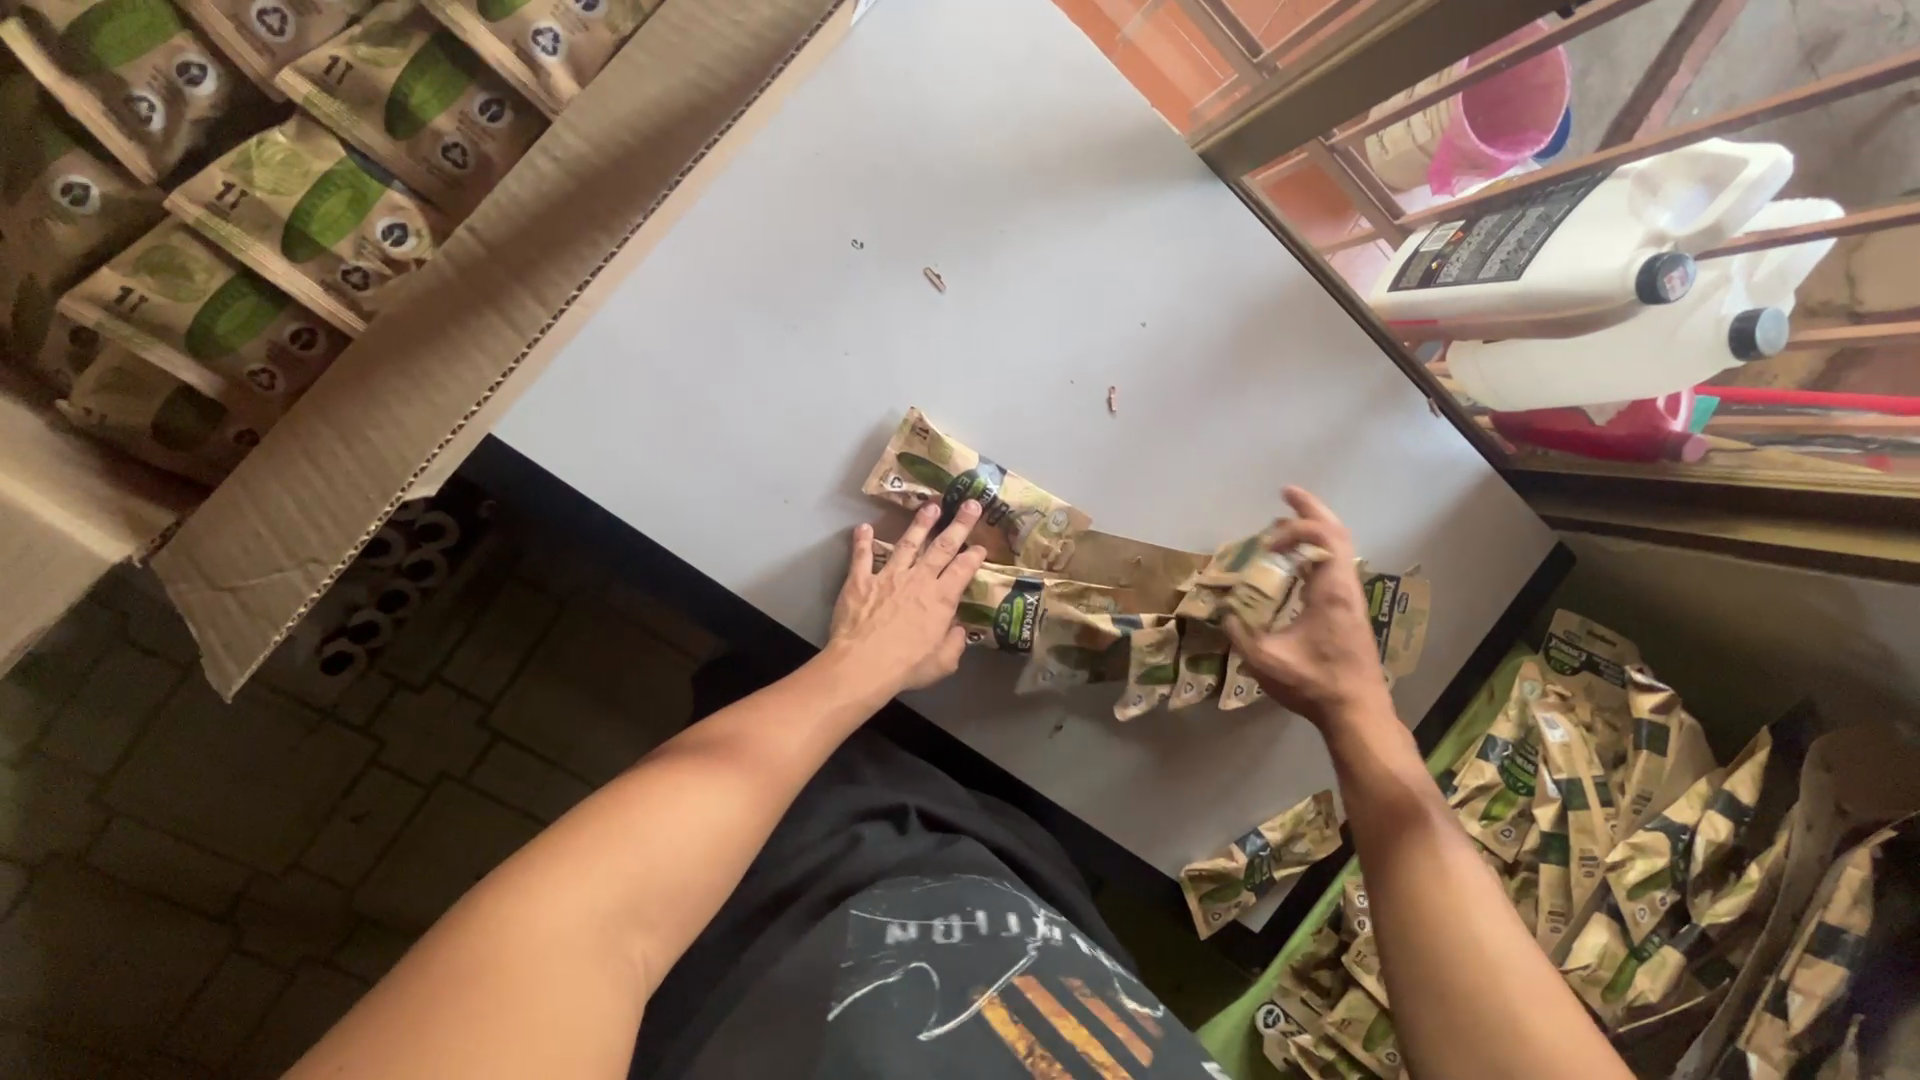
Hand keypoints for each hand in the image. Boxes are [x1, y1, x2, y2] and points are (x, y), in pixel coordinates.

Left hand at [829, 499, 989, 696]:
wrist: (863, 665)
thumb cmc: (906, 667)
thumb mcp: (943, 664)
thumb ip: (954, 644)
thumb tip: (959, 631)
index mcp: (941, 599)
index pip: (963, 569)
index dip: (974, 555)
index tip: (981, 546)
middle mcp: (918, 580)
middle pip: (942, 546)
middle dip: (959, 524)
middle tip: (971, 504)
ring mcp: (888, 576)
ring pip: (908, 543)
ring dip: (920, 523)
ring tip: (931, 506)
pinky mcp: (860, 580)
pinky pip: (862, 556)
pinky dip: (863, 541)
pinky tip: (863, 527)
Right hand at [1223, 487, 1391, 728]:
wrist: (1357, 712)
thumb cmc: (1314, 684)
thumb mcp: (1265, 660)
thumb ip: (1240, 632)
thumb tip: (1223, 612)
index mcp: (1331, 591)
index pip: (1323, 537)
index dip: (1294, 528)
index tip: (1267, 541)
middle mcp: (1346, 588)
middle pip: (1337, 534)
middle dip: (1311, 511)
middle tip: (1286, 494)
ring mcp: (1351, 600)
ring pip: (1340, 550)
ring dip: (1314, 533)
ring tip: (1286, 528)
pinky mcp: (1350, 613)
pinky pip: (1336, 568)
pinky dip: (1316, 553)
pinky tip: (1296, 566)